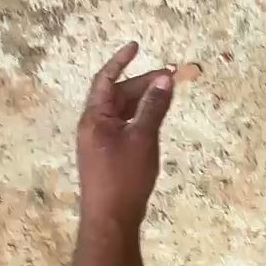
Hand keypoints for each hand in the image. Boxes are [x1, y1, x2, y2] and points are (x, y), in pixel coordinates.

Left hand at [76, 43, 174, 230]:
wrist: (110, 220)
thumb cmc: (123, 176)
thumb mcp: (142, 137)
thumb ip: (154, 106)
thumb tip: (165, 78)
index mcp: (94, 118)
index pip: (105, 80)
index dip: (120, 61)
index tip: (136, 46)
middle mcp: (94, 125)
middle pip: (118, 94)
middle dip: (143, 82)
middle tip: (171, 76)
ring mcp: (101, 140)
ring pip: (124, 109)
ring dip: (144, 98)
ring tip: (169, 92)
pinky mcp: (110, 153)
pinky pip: (126, 124)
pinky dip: (142, 115)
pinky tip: (158, 116)